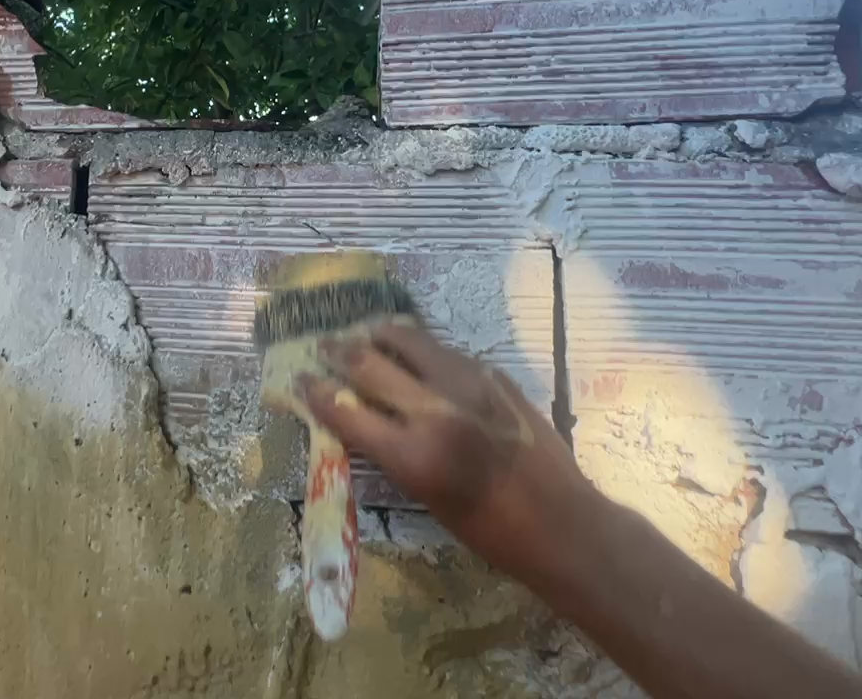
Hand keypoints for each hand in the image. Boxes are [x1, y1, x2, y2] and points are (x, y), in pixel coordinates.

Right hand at [297, 321, 597, 576]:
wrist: (562, 523)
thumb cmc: (487, 529)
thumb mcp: (424, 496)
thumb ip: (388, 450)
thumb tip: (355, 416)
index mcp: (414, 455)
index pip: (347, 412)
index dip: (316, 392)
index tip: (300, 378)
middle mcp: (436, 411)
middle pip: (371, 364)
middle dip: (339, 351)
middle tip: (323, 344)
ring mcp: (468, 385)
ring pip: (410, 340)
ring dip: (380, 336)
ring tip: (367, 334)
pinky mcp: (492, 375)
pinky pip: (444, 351)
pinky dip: (421, 349)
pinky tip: (415, 352)